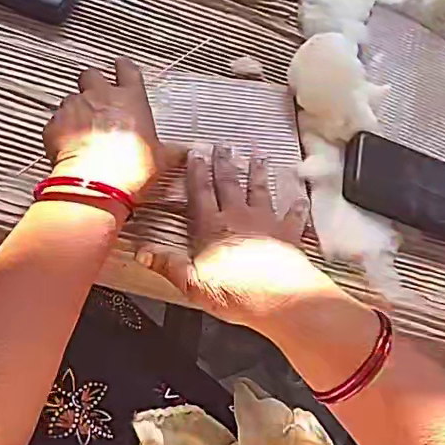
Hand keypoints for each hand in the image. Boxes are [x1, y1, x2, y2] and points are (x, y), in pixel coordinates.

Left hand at [43, 58, 184, 203]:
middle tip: (97, 100)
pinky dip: (60, 131)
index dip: (123, 68)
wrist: (97, 183)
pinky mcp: (54, 125)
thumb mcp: (161, 159)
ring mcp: (74, 108)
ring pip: (71, 98)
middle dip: (92, 83)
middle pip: (91, 74)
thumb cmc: (133, 167)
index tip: (122, 69)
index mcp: (131, 99)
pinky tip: (67, 146)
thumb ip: (172, 152)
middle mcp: (101, 96)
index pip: (127, 70)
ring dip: (75, 109)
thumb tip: (185, 153)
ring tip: (82, 129)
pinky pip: (55, 122)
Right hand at [136, 146, 340, 331]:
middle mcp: (239, 217)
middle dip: (225, 163)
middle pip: (229, 184)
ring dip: (258, 174)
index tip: (196, 154)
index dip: (197, 172)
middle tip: (223, 146)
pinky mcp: (288, 235)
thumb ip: (168, 264)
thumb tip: (143, 252)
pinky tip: (300, 199)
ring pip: (260, 191)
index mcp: (212, 227)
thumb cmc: (235, 292)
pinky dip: (297, 207)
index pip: (201, 192)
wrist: (279, 298)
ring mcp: (266, 223)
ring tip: (258, 157)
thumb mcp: (192, 283)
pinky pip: (293, 216)